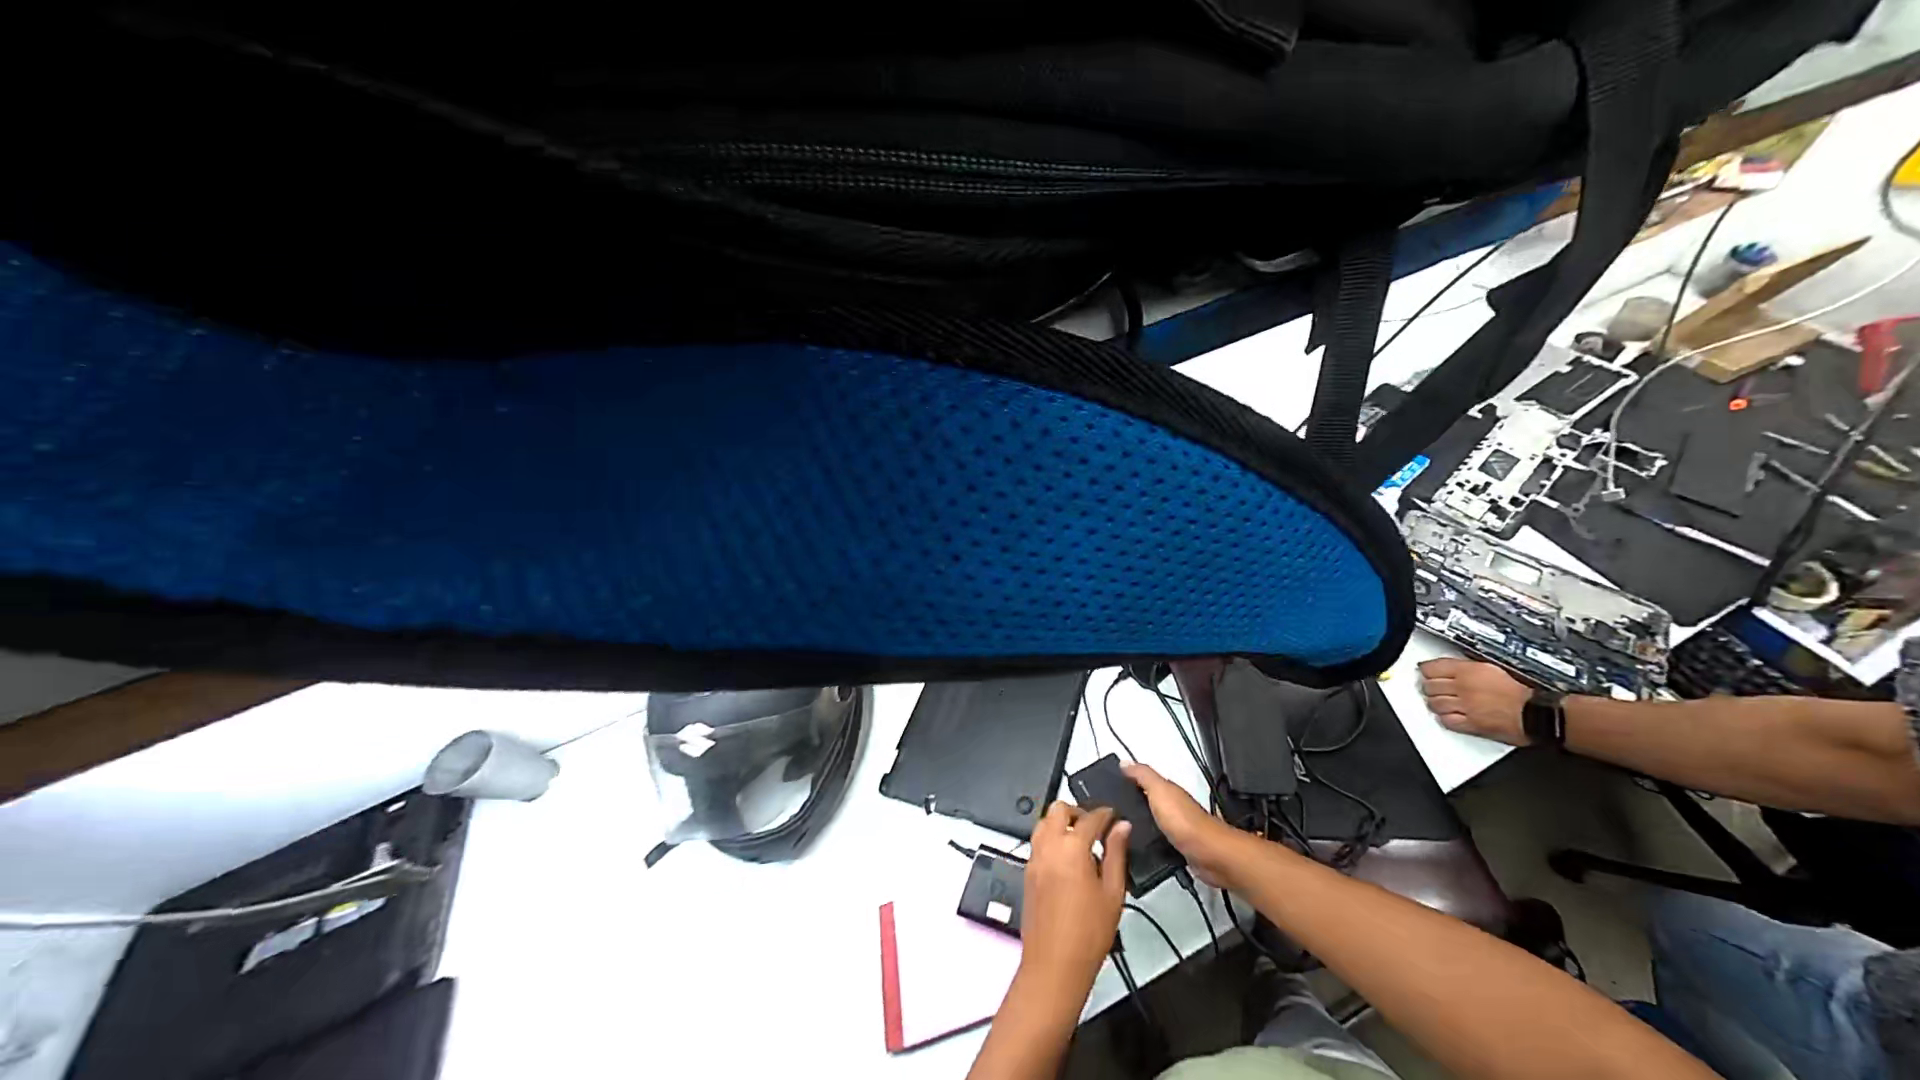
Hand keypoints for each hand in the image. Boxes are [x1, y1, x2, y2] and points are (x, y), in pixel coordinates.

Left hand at [1019, 802, 1129, 986]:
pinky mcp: (1027, 873)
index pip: (1090, 817)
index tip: (1114, 816)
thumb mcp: (1113, 892)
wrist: (1055, 964)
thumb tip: (1121, 829)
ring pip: (1043, 823)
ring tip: (1082, 841)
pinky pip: (1037, 842)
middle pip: (1058, 809)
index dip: (1105, 814)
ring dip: (1061, 823)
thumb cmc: (1086, 935)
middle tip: (1096, 825)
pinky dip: (1051, 839)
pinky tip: (1068, 859)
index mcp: (1072, 848)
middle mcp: (1048, 848)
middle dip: (1078, 811)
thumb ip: (1117, 854)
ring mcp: (1034, 859)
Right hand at [1121, 763, 1259, 889]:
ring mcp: (1175, 828)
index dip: (1128, 778)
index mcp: (1168, 791)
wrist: (1208, 854)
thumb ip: (1143, 775)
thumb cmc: (1184, 821)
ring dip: (1139, 821)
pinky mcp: (1177, 847)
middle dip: (1131, 801)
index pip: (1144, 780)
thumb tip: (1125, 762)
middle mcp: (1172, 807)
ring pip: (1151, 820)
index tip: (1110, 779)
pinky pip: (1157, 839)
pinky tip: (1139, 844)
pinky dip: (1148, 839)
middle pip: (1147, 800)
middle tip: (1111, 806)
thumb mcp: (1160, 791)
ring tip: (1120, 826)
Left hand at [1419, 658, 1531, 745]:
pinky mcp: (1471, 724)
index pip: (1432, 667)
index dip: (1427, 670)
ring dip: (1435, 703)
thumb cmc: (1522, 693)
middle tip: (1434, 689)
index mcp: (1468, 671)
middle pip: (1429, 686)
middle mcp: (1462, 687)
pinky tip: (1450, 715)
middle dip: (1429, 687)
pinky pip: (1447, 720)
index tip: (1426, 672)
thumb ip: (1468, 668)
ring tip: (1442, 702)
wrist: (1537, 714)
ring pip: (1434, 703)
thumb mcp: (1493, 669)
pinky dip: (1445, 718)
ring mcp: (1465, 706)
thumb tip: (1452, 668)